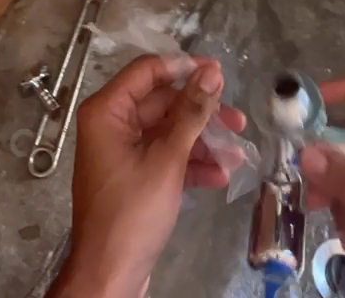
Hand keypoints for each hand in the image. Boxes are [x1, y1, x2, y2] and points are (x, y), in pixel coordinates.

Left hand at [49, 54, 247, 297]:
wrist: (110, 275)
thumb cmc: (132, 211)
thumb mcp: (167, 158)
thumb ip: (191, 112)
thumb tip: (211, 73)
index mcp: (107, 110)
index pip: (148, 71)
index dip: (184, 68)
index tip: (218, 72)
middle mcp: (111, 124)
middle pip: (162, 103)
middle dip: (201, 114)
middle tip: (237, 120)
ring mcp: (123, 151)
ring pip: (168, 132)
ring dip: (202, 143)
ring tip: (236, 154)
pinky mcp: (134, 176)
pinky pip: (165, 157)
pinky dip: (190, 164)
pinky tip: (220, 177)